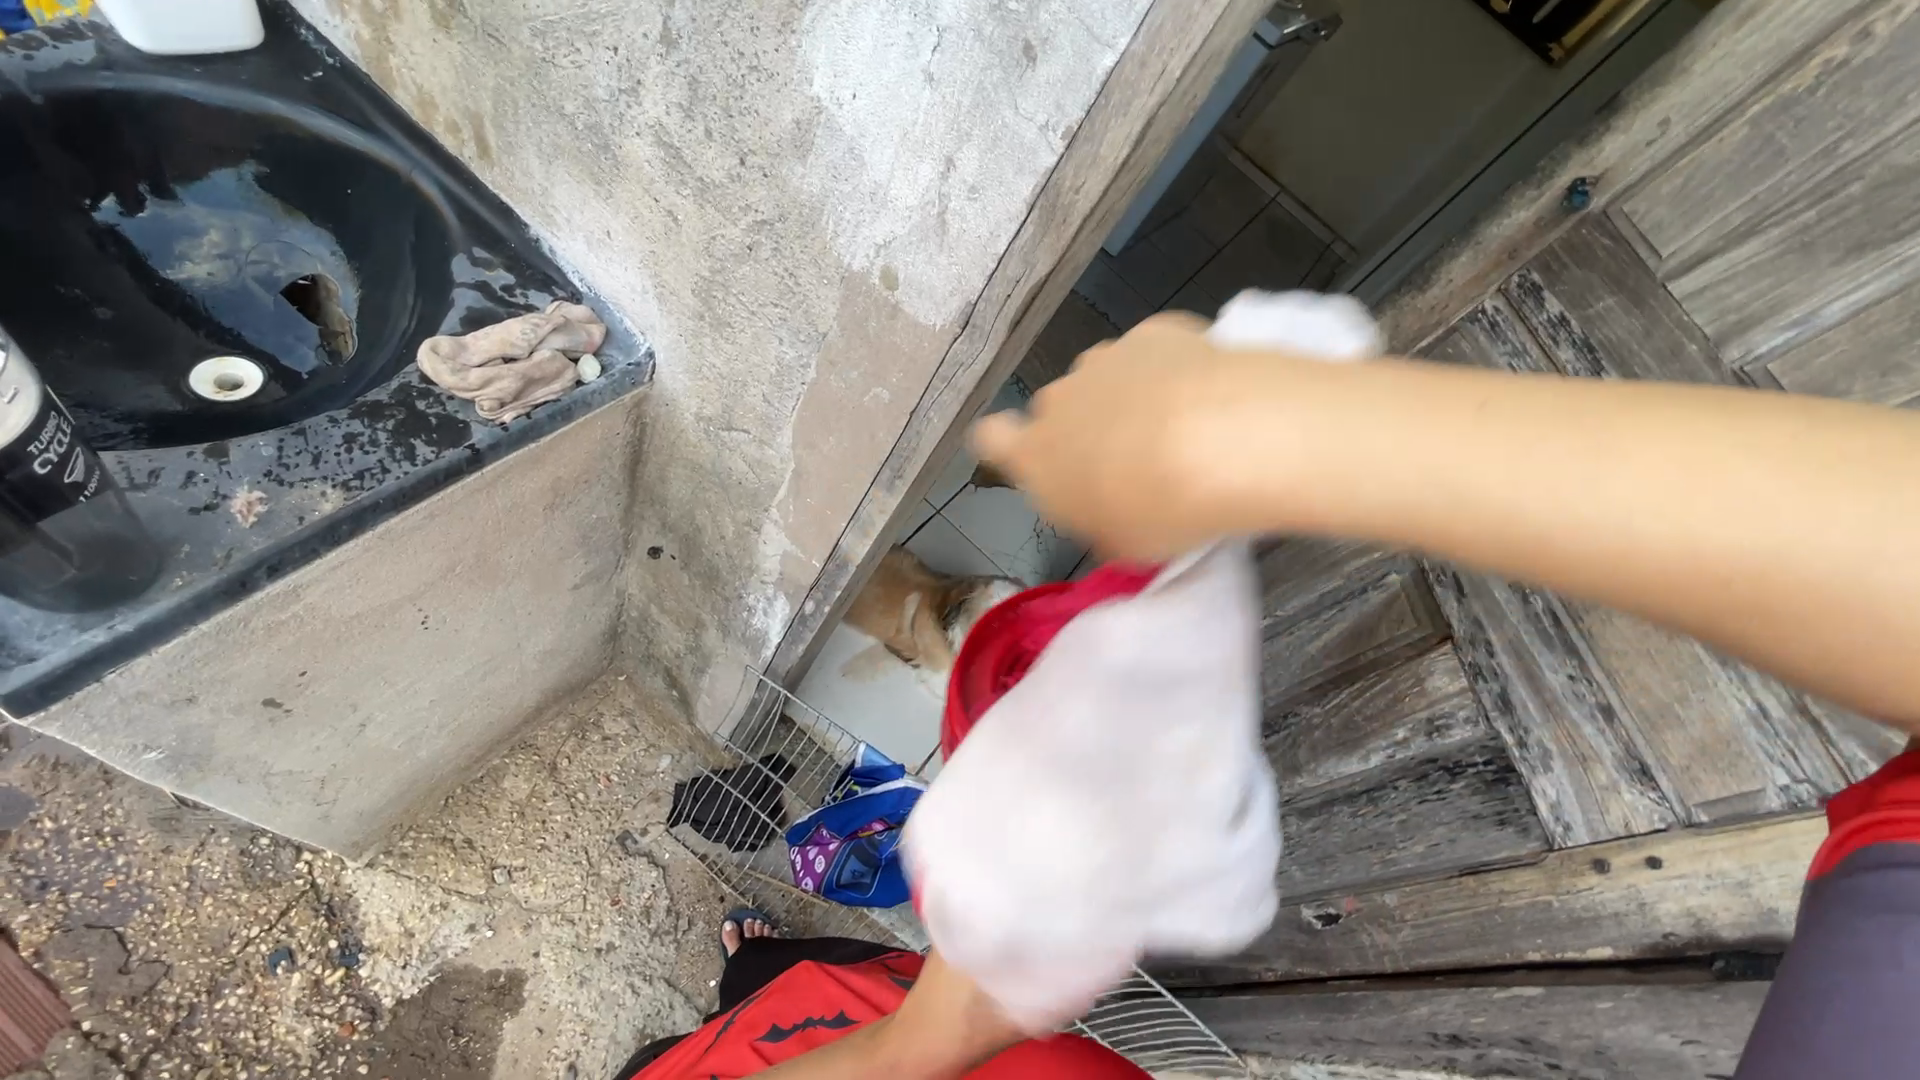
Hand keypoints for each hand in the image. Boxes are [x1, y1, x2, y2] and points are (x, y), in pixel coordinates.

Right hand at [970, 312, 1330, 560]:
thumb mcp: (1122, 543)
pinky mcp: (1152, 332)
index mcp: (1037, 457)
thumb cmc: (1160, 510)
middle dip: (1083, 428)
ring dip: (1125, 398)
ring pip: (1102, 379)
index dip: (1008, 444)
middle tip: (1129, 459)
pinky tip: (1202, 395)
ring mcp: (1104, 360)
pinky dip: (1168, 372)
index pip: (993, 440)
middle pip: (1057, 411)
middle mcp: (1059, 401)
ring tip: (1176, 426)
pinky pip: (1149, 355)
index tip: (1037, 457)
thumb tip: (1111, 513)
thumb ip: (1101, 523)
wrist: (1224, 439)